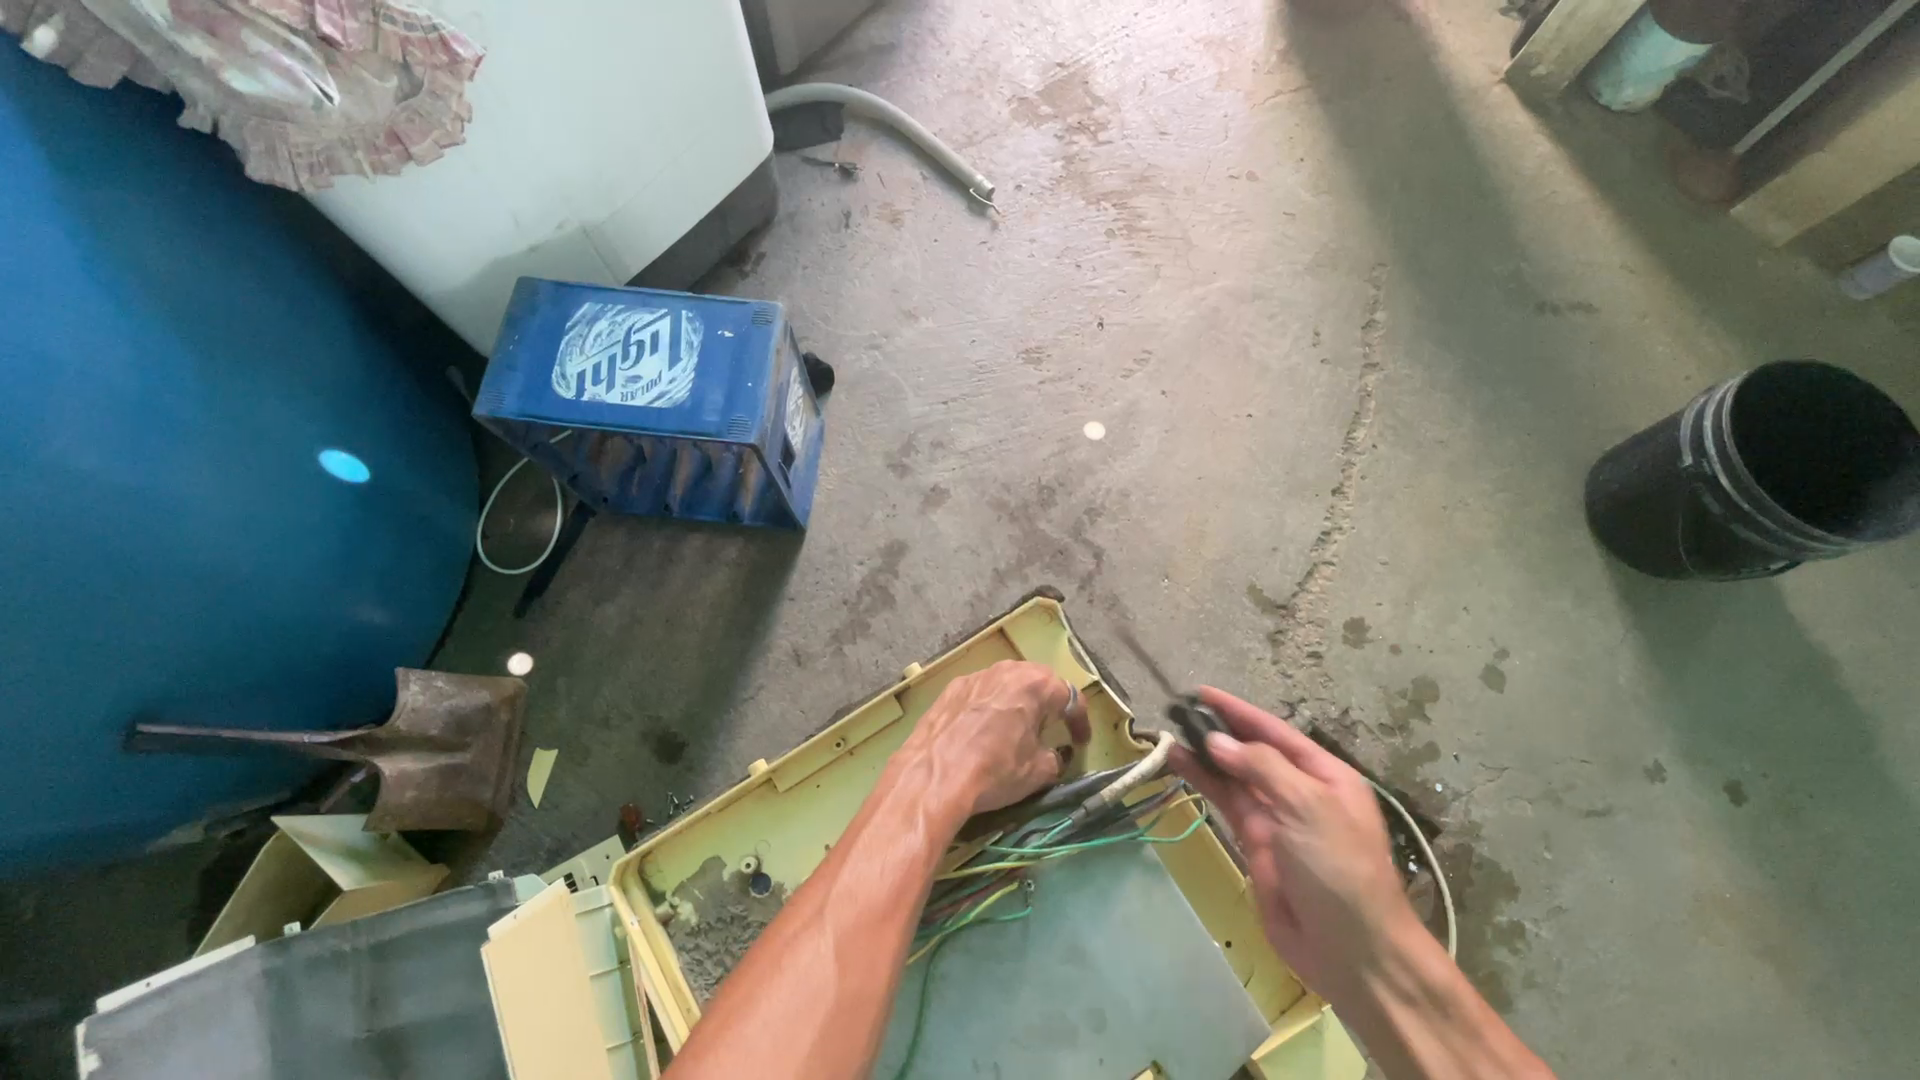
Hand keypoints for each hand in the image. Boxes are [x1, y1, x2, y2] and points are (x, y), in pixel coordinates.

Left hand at [897, 660, 1090, 815]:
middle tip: (1050, 726)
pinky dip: (988, 707)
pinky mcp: (950, 689)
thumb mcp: (1038, 772)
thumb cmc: (994, 770)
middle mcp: (1006, 671)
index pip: (1070, 698)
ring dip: (1016, 701)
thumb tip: (1052, 755)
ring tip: (1016, 727)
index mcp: (1035, 685)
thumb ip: (1054, 758)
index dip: (1080, 722)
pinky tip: (982, 730)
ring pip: (1005, 683)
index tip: (1080, 742)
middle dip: (1048, 702)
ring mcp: (975, 677)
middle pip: (1037, 681)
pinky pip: (979, 693)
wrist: (934, 775)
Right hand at [1171, 687, 1423, 1004]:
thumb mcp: (1308, 806)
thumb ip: (1262, 768)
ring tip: (1169, 734)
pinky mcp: (1255, 843)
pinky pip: (1226, 803)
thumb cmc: (1339, 868)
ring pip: (1234, 776)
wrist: (1350, 948)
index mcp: (1325, 775)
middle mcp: (1299, 790)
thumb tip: (1217, 742)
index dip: (1239, 712)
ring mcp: (1276, 818)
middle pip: (1253, 752)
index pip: (1275, 732)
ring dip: (1204, 756)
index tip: (1202, 693)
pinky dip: (1203, 783)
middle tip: (1177, 711)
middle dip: (1219, 731)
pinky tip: (1180, 766)